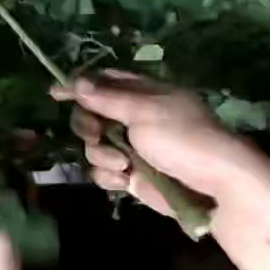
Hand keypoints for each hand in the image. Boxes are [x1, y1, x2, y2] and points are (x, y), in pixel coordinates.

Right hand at [52, 71, 269, 217]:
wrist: (214, 188)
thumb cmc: (183, 139)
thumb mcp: (144, 111)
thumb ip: (107, 98)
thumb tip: (77, 81)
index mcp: (144, 94)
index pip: (105, 82)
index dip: (80, 86)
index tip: (55, 94)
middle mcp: (135, 118)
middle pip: (92, 115)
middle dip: (89, 126)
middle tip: (96, 134)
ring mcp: (133, 148)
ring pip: (94, 146)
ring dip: (102, 155)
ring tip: (124, 164)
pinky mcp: (132, 176)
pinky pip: (103, 172)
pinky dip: (110, 176)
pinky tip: (125, 180)